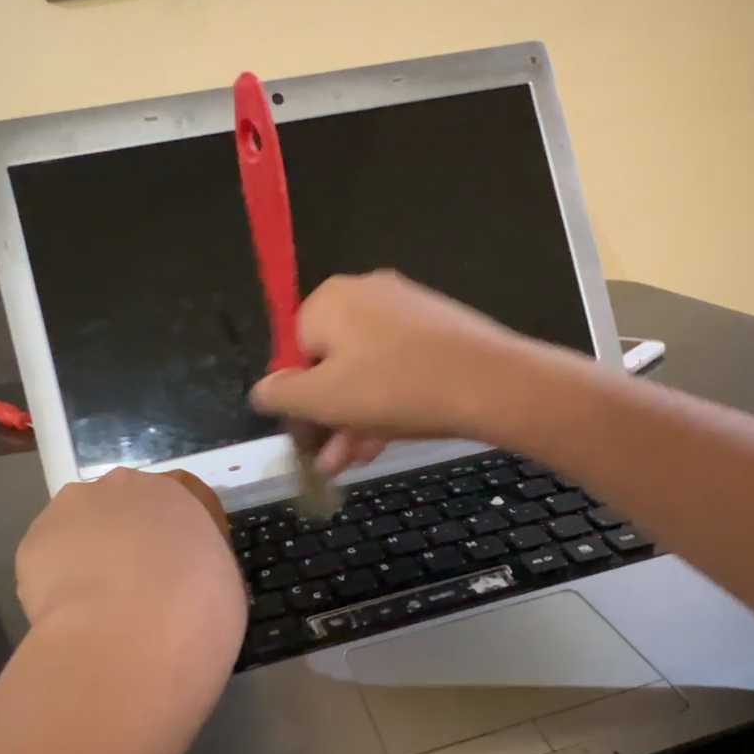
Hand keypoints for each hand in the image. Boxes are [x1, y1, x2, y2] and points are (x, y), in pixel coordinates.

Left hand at [15, 469, 244, 676]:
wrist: (132, 636)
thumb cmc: (198, 611)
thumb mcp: (222, 584)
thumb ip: (199, 566)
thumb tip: (183, 579)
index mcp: (178, 492)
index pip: (176, 501)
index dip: (172, 538)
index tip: (174, 571)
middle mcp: (125, 486)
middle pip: (123, 506)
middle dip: (126, 538)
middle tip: (134, 586)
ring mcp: (74, 507)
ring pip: (80, 527)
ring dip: (87, 553)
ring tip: (96, 604)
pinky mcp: (35, 538)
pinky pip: (49, 557)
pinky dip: (56, 580)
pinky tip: (70, 614)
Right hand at [250, 271, 553, 474]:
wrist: (490, 383)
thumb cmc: (394, 388)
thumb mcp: (323, 400)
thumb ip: (281, 396)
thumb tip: (262, 391)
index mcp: (329, 300)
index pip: (293, 349)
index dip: (297, 397)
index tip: (307, 434)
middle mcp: (365, 293)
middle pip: (331, 362)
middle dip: (328, 417)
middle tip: (330, 460)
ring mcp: (406, 309)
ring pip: (366, 371)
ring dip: (355, 419)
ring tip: (356, 461)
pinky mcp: (438, 328)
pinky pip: (398, 367)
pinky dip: (388, 402)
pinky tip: (387, 439)